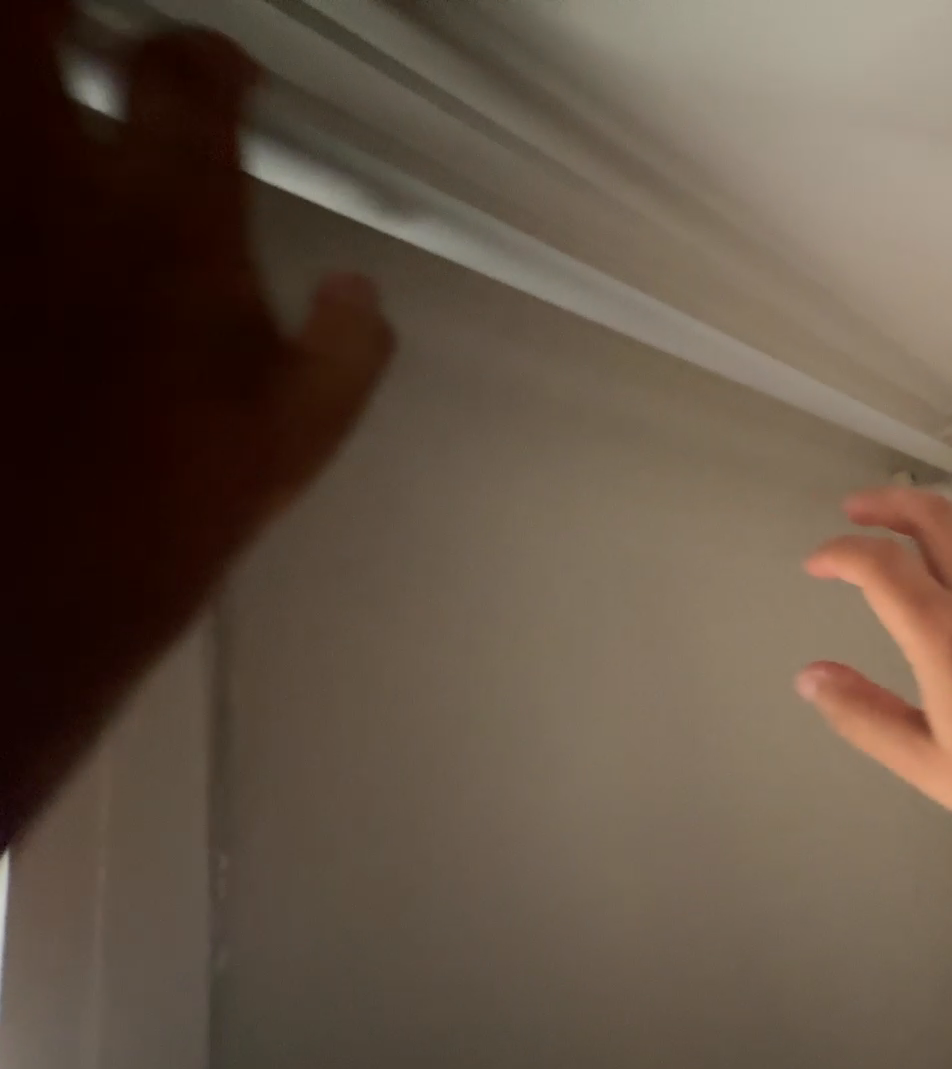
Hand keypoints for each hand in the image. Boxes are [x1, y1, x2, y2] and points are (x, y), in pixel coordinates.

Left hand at [1, 5, 392, 836]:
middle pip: (13, 16)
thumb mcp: (301, 434)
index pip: (188, 86)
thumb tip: (361, 291)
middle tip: (77, 22)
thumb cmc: (167, 501)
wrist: (20, 575)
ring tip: (24, 65)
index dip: (208, 59)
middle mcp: (45, 195)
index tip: (219, 65)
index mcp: (173, 239)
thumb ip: (348, 349)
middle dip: (52, 5)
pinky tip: (3, 171)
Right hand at [797, 488, 951, 854]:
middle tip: (853, 510)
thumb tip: (808, 675)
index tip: (816, 564)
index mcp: (949, 637)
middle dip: (886, 504)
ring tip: (899, 520)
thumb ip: (862, 713)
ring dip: (930, 509)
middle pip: (933, 517)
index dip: (840, 554)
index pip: (882, 566)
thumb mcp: (923, 761)